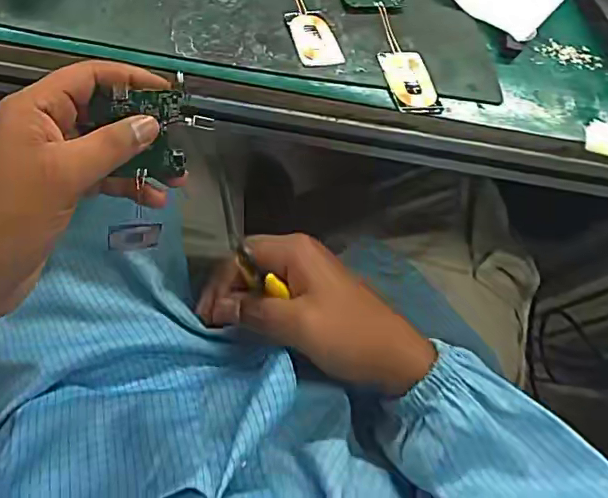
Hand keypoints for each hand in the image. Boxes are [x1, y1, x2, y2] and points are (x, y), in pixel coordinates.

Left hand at [0, 61, 176, 340]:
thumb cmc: (10, 216)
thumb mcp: (64, 175)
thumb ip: (111, 144)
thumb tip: (152, 122)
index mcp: (35, 108)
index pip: (89, 76)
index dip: (129, 79)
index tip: (166, 92)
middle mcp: (43, 125)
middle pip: (100, 109)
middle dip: (139, 123)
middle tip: (177, 136)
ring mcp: (51, 158)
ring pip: (103, 144)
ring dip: (138, 158)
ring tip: (176, 175)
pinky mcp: (57, 188)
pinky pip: (98, 173)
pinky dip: (124, 182)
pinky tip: (153, 197)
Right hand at [197, 233, 435, 395]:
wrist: (400, 358)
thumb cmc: (349, 336)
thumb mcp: (298, 326)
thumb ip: (255, 312)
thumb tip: (219, 308)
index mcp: (294, 248)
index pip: (241, 253)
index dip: (221, 282)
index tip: (207, 316)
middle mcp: (299, 249)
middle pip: (249, 260)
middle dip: (229, 288)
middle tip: (213, 321)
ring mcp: (309, 266)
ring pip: (262, 274)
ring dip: (244, 297)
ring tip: (228, 324)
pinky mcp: (316, 285)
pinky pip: (278, 286)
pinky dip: (262, 302)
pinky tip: (255, 322)